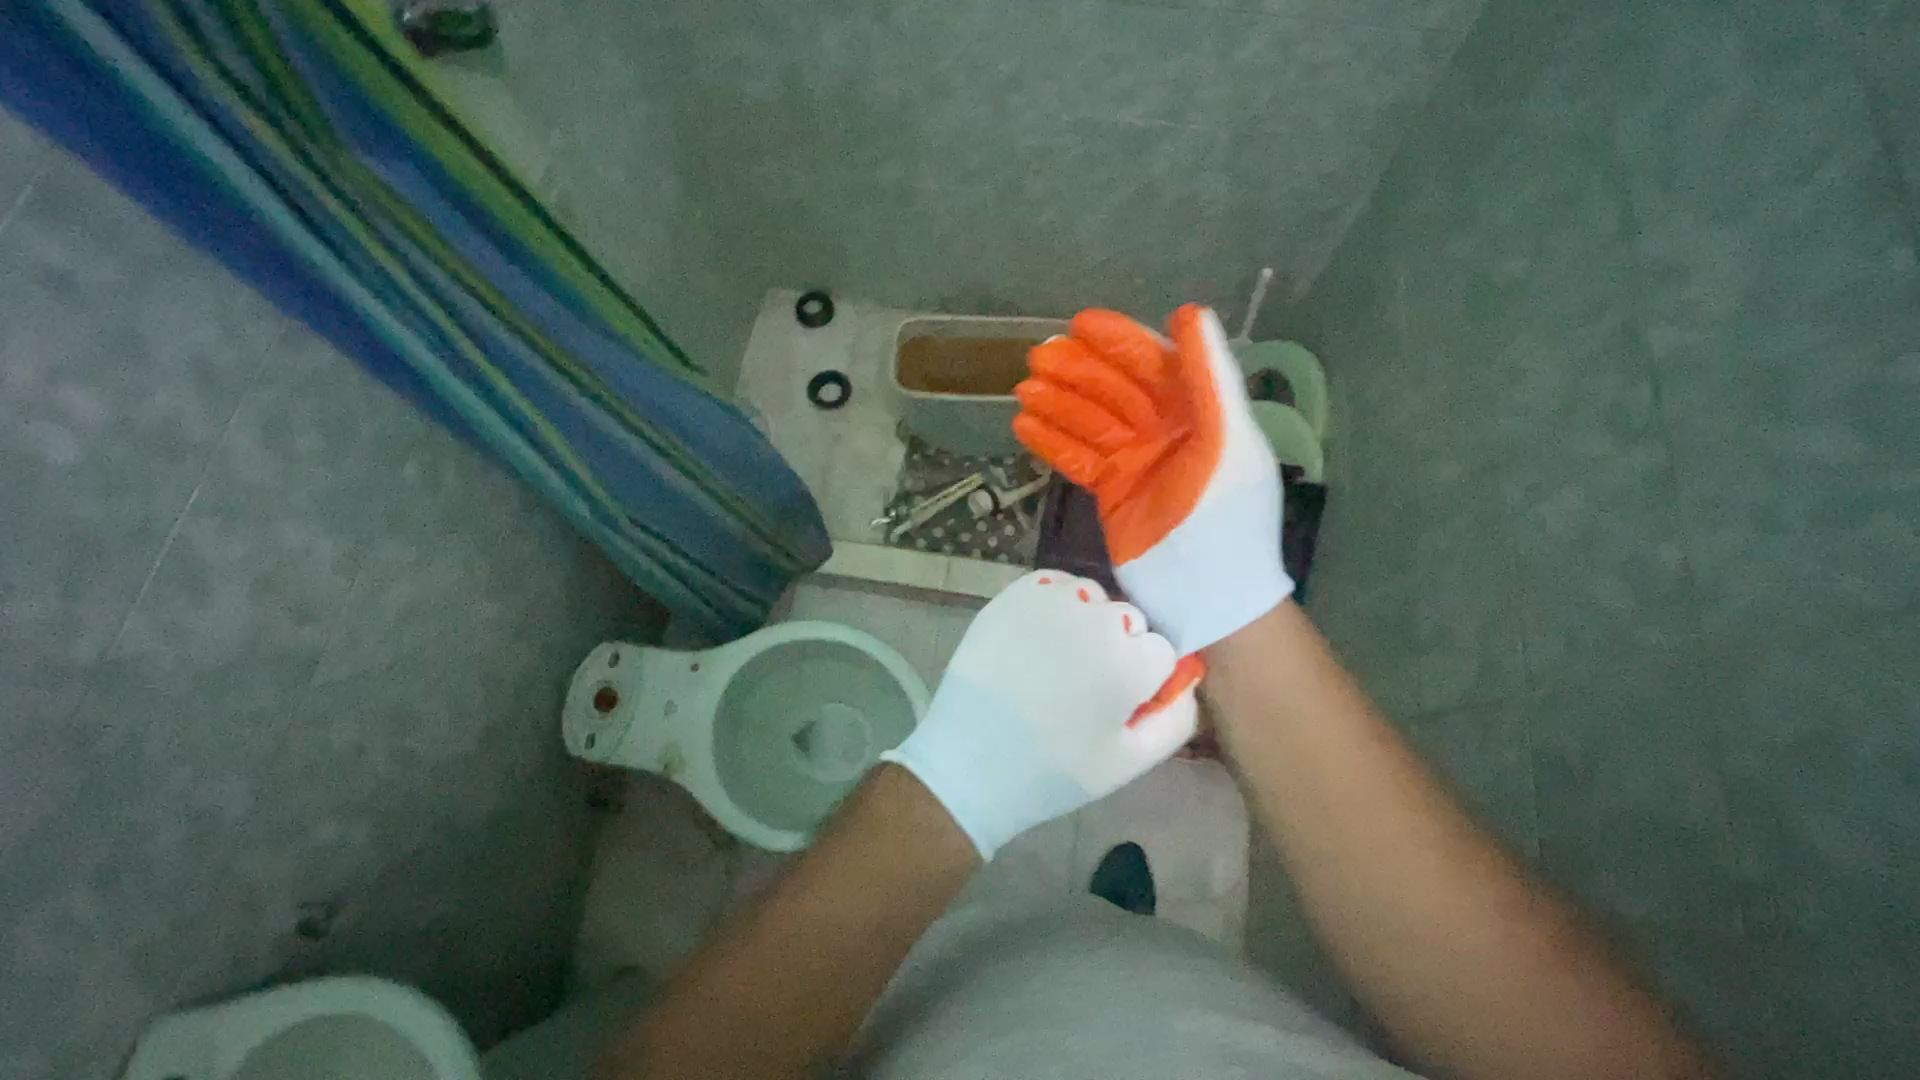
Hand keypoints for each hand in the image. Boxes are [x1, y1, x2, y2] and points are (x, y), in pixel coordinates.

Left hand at [879, 570, 1199, 857]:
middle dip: (1119, 648)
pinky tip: (1038, 638)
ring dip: (1088, 622)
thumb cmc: (1054, 771)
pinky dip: (1055, 604)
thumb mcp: (1131, 762)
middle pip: (1130, 621)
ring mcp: (1051, 600)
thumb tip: (1186, 678)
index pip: (1163, 652)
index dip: (1143, 680)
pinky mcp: (1014, 594)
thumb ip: (1178, 717)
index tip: (1117, 705)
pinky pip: (1054, 585)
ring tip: (1059, 662)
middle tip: (1084, 687)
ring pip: (1094, 598)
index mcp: (1131, 660)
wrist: (970, 762)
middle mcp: (1096, 617)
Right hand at [1012, 304, 1291, 653]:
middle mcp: (1165, 432)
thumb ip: (1210, 378)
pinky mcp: (1112, 495)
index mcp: (1199, 414)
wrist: (1210, 600)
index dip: (1118, 342)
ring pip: (1089, 423)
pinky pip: (1077, 460)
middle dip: (1077, 372)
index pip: (1153, 366)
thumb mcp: (1229, 443)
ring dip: (1057, 404)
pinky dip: (1052, 443)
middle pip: (1114, 391)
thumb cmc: (1228, 521)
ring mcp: (1136, 464)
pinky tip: (1023, 426)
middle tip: (1036, 358)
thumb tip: (1191, 312)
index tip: (1079, 325)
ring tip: (1022, 389)